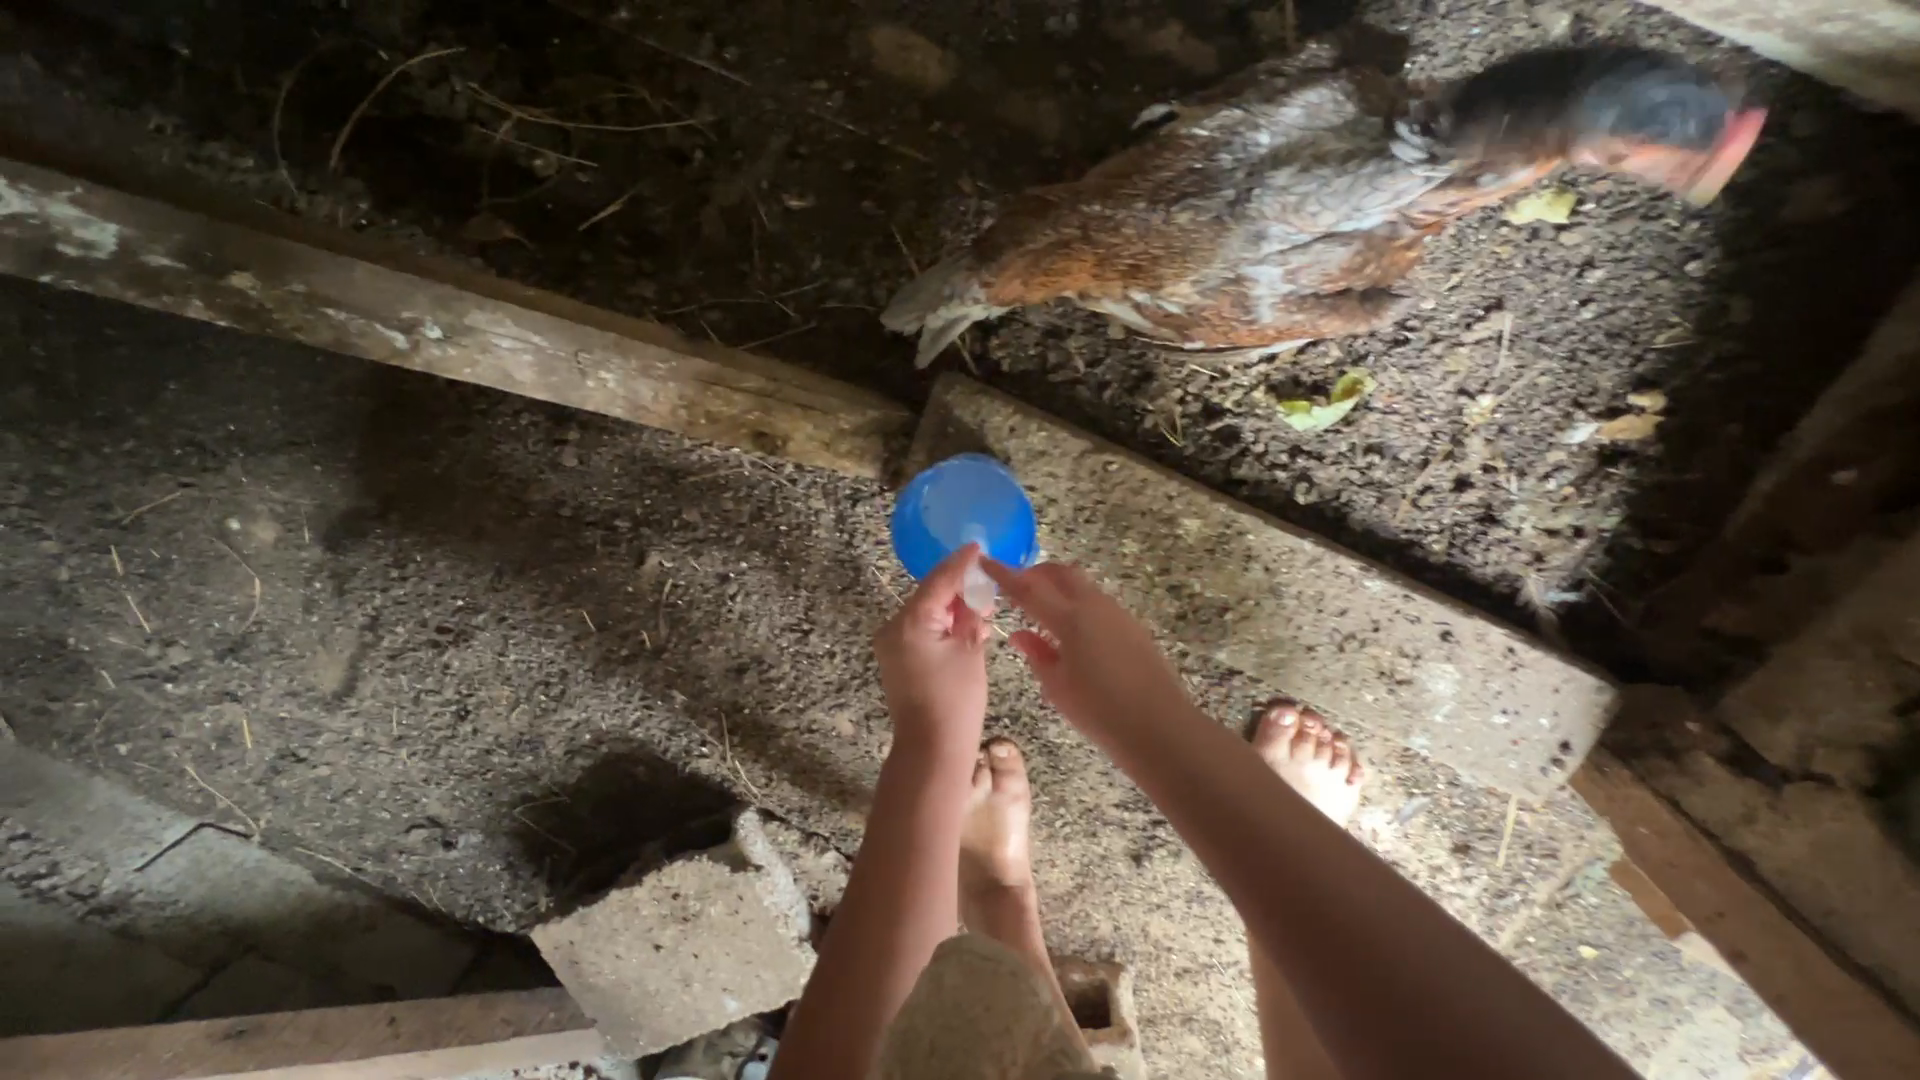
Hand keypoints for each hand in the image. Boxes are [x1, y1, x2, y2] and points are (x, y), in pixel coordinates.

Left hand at [874, 544, 992, 755]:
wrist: (932, 749)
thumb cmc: (955, 701)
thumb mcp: (970, 652)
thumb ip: (971, 617)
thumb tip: (975, 598)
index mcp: (910, 621)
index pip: (939, 581)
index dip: (961, 563)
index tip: (978, 546)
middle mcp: (893, 628)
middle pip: (929, 595)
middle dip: (957, 586)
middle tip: (986, 577)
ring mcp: (891, 645)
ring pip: (925, 613)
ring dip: (951, 607)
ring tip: (981, 603)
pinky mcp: (896, 660)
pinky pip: (921, 631)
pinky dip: (942, 625)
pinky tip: (965, 624)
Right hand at [982, 560, 1194, 735]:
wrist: (1159, 726)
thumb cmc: (1100, 711)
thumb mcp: (1057, 686)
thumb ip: (1036, 654)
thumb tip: (1019, 634)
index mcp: (1070, 619)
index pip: (1028, 588)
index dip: (1004, 574)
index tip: (985, 561)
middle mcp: (1094, 606)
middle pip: (1061, 573)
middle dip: (1036, 573)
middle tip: (1017, 586)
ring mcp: (1118, 613)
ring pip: (1082, 586)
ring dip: (1059, 587)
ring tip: (1042, 609)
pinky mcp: (1132, 626)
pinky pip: (1097, 603)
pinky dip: (1077, 604)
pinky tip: (1071, 630)